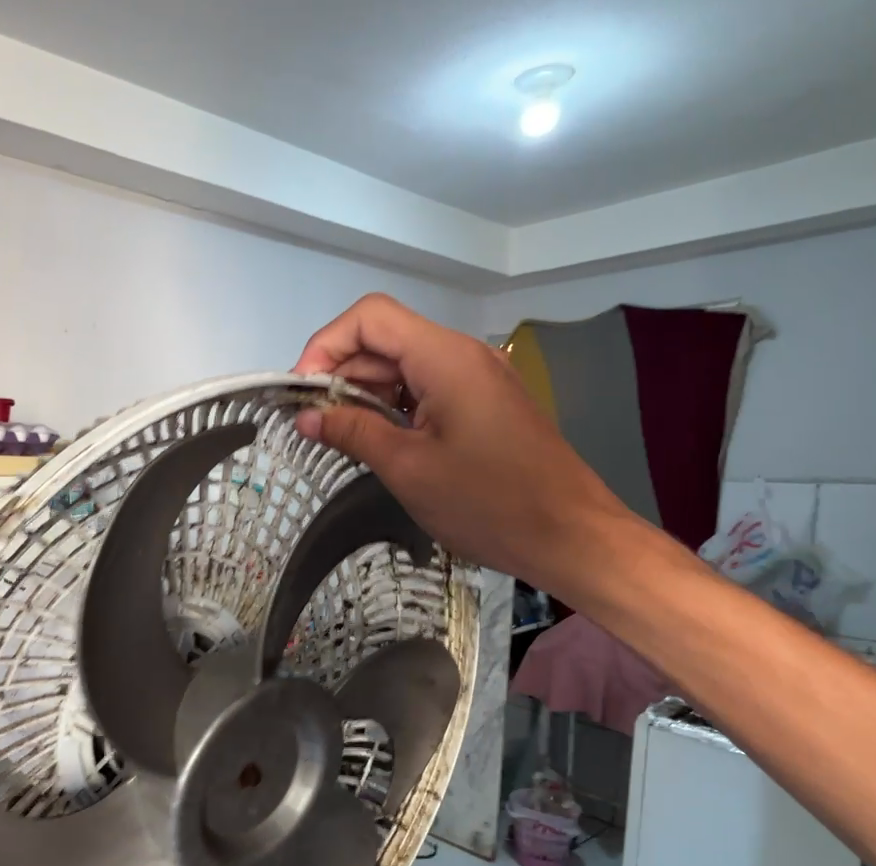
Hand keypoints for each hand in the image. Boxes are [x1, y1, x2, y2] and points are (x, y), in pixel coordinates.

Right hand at [292, 294, 643, 599]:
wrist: (571, 536)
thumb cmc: (489, 503)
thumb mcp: (408, 468)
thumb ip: (353, 432)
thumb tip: (306, 417)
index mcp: (445, 358)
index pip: (370, 318)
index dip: (326, 345)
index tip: (303, 393)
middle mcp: (461, 355)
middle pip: (384, 340)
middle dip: (340, 374)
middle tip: (312, 423)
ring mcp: (475, 379)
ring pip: (402, 367)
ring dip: (363, 394)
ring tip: (338, 436)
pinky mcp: (482, 404)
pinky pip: (425, 389)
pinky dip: (392, 407)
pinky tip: (376, 441)